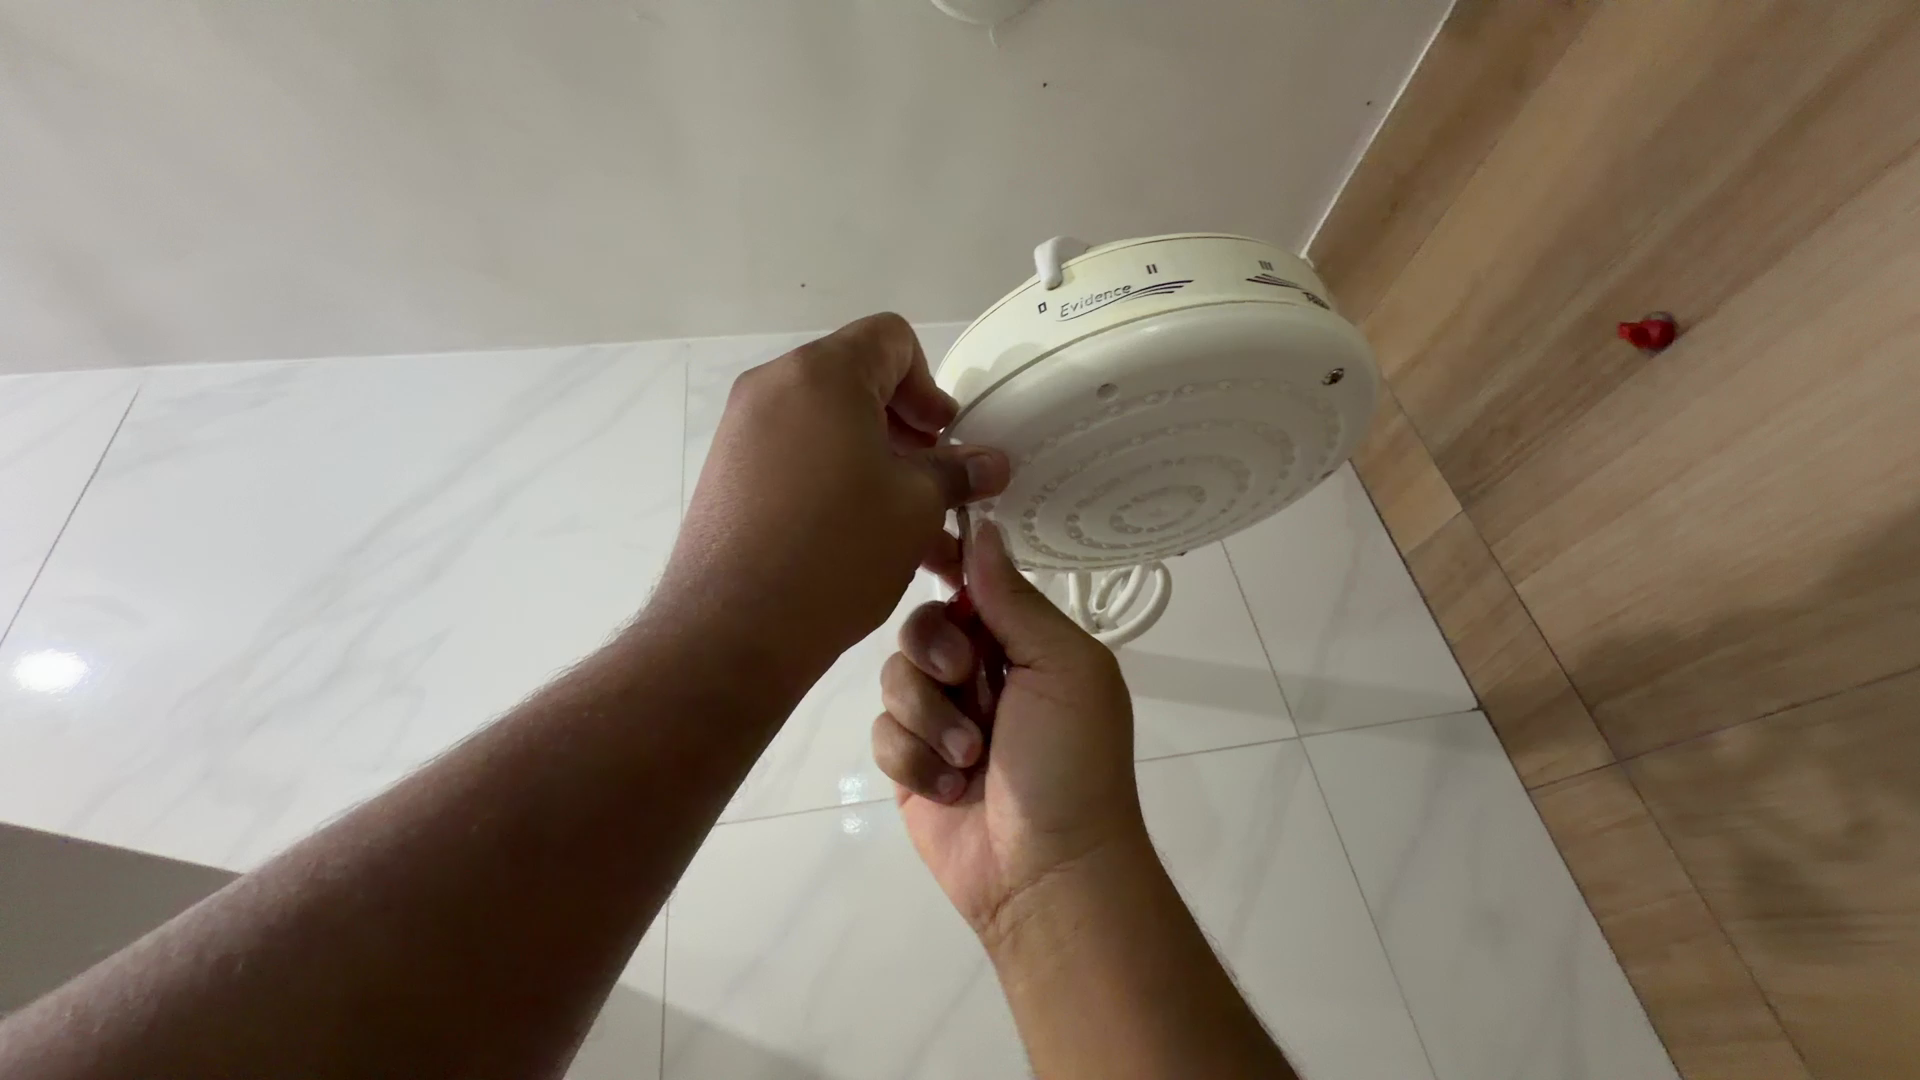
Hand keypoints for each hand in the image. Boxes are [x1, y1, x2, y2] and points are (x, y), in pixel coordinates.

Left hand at [662, 314, 1009, 680]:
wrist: (732, 629)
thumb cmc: (838, 550)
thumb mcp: (915, 507)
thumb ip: (957, 472)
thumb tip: (992, 463)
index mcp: (822, 374)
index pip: (890, 339)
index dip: (930, 384)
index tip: (944, 439)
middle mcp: (774, 388)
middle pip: (859, 385)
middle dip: (909, 433)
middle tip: (935, 484)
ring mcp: (744, 433)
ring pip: (831, 432)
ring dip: (880, 469)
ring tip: (916, 533)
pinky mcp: (730, 476)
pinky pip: (798, 461)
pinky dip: (839, 485)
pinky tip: (869, 543)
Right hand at [873, 522, 1149, 941]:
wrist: (1048, 873)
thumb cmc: (1069, 761)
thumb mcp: (1063, 667)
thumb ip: (1016, 600)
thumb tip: (985, 528)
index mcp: (1021, 642)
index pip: (972, 583)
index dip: (945, 561)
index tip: (922, 549)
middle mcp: (977, 673)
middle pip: (922, 624)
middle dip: (936, 650)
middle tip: (965, 677)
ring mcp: (939, 718)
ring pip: (894, 676)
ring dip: (930, 717)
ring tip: (969, 758)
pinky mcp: (908, 761)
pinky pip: (880, 731)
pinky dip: (914, 758)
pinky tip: (949, 788)